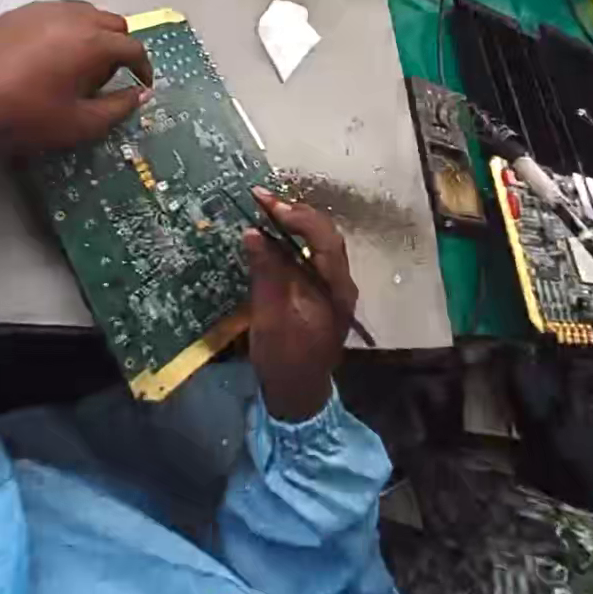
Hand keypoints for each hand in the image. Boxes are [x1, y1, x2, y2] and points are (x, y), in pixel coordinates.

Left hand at [0, 0, 152, 154]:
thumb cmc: (24, 117)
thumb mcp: (78, 124)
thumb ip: (118, 108)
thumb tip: (140, 94)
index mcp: (92, 42)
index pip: (133, 47)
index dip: (143, 68)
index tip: (140, 85)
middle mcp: (73, 16)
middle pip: (113, 23)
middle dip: (119, 48)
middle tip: (107, 77)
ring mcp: (43, 9)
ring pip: (85, 13)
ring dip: (94, 34)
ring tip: (79, 63)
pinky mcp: (19, 12)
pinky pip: (57, 13)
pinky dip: (67, 28)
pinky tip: (51, 53)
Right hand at [243, 187, 357, 421]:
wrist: (297, 396)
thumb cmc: (285, 359)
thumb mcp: (271, 318)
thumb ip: (266, 273)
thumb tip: (252, 232)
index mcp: (337, 288)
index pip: (324, 238)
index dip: (296, 216)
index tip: (266, 204)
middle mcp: (340, 282)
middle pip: (324, 234)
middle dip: (293, 212)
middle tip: (260, 197)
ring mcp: (331, 286)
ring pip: (317, 241)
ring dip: (292, 221)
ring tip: (264, 206)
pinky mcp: (318, 290)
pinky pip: (308, 253)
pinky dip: (290, 237)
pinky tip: (270, 231)